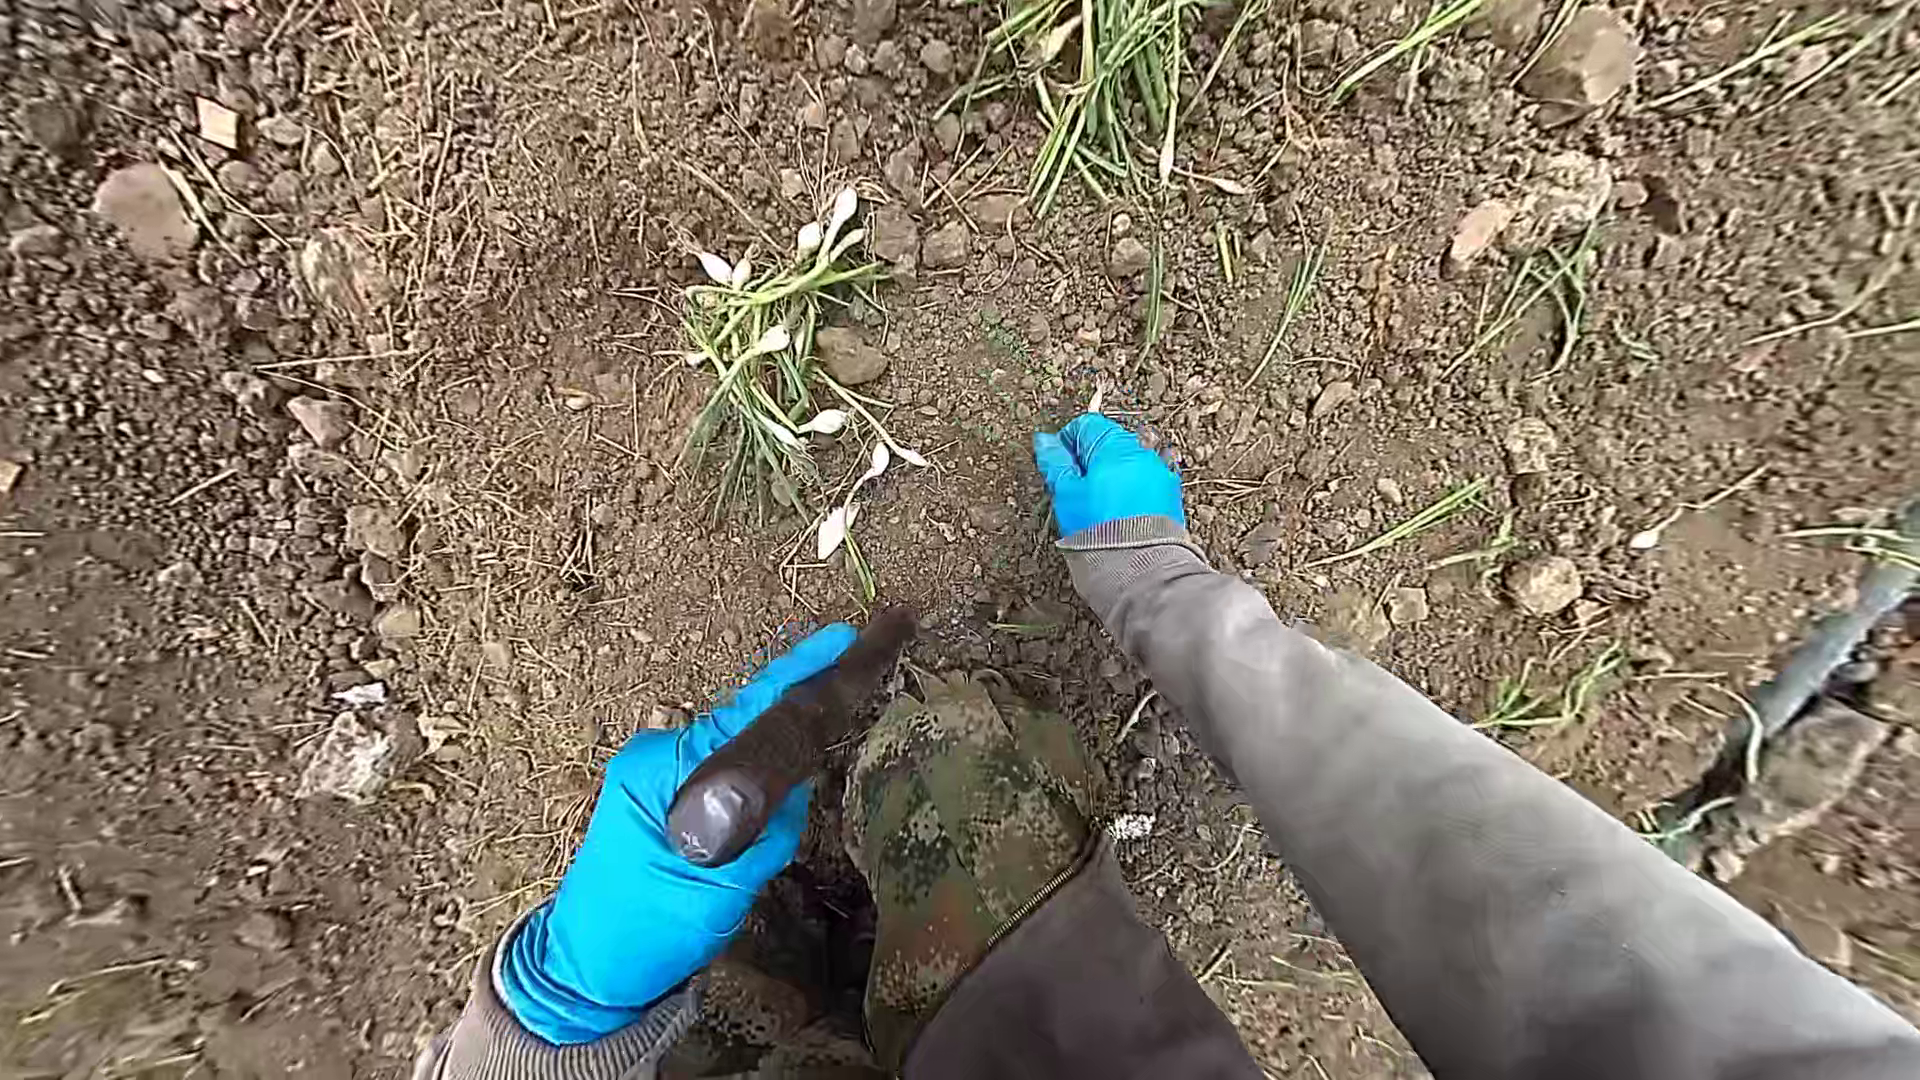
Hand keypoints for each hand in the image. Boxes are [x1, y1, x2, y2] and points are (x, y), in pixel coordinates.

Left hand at [497, 623, 857, 1044]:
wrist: (585, 972)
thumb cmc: (649, 932)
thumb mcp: (723, 887)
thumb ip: (769, 828)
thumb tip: (801, 781)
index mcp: (667, 768)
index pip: (749, 709)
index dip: (800, 671)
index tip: (842, 639)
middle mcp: (661, 753)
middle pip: (748, 718)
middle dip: (795, 717)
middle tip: (844, 704)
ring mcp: (659, 767)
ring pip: (741, 744)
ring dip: (773, 758)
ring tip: (787, 795)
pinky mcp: (664, 786)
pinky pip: (726, 765)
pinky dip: (754, 778)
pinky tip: (763, 810)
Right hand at [1032, 413, 1184, 537]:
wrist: (1138, 566)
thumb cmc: (1100, 530)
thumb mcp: (1065, 493)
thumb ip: (1054, 461)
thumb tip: (1044, 442)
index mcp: (1116, 444)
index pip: (1085, 425)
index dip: (1065, 444)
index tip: (1057, 464)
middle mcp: (1143, 452)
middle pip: (1108, 443)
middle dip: (1089, 461)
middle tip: (1074, 489)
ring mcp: (1160, 473)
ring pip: (1126, 464)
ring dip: (1109, 477)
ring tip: (1096, 506)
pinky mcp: (1170, 496)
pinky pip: (1143, 483)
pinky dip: (1128, 492)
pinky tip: (1116, 514)